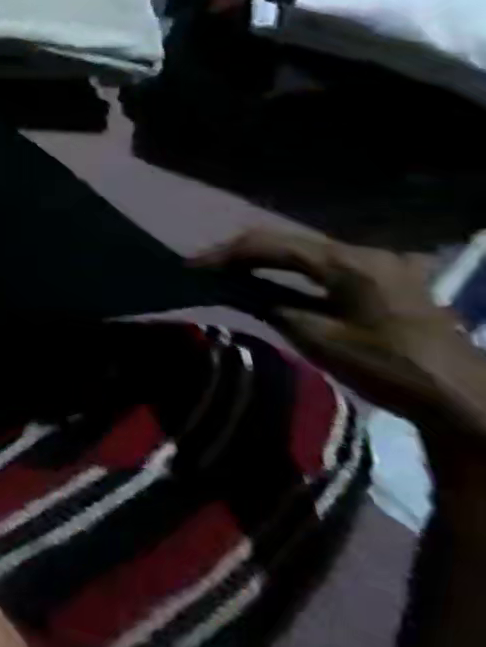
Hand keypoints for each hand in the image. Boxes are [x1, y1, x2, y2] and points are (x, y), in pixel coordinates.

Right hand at [195, 229, 485, 443]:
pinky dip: (297, 270)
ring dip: (268, 261)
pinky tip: (280, 280)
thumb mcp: (313, 335)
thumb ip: (269, 302)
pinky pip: (331, 265)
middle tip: (205, 270)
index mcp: (348, 262)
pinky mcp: (396, 284)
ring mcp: (388, 267)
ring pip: (309, 252)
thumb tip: (234, 288)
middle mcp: (369, 254)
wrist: (467, 404)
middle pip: (289, 242)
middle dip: (242, 254)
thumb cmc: (386, 366)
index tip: (188, 268)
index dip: (222, 254)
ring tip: (233, 274)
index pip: (267, 244)